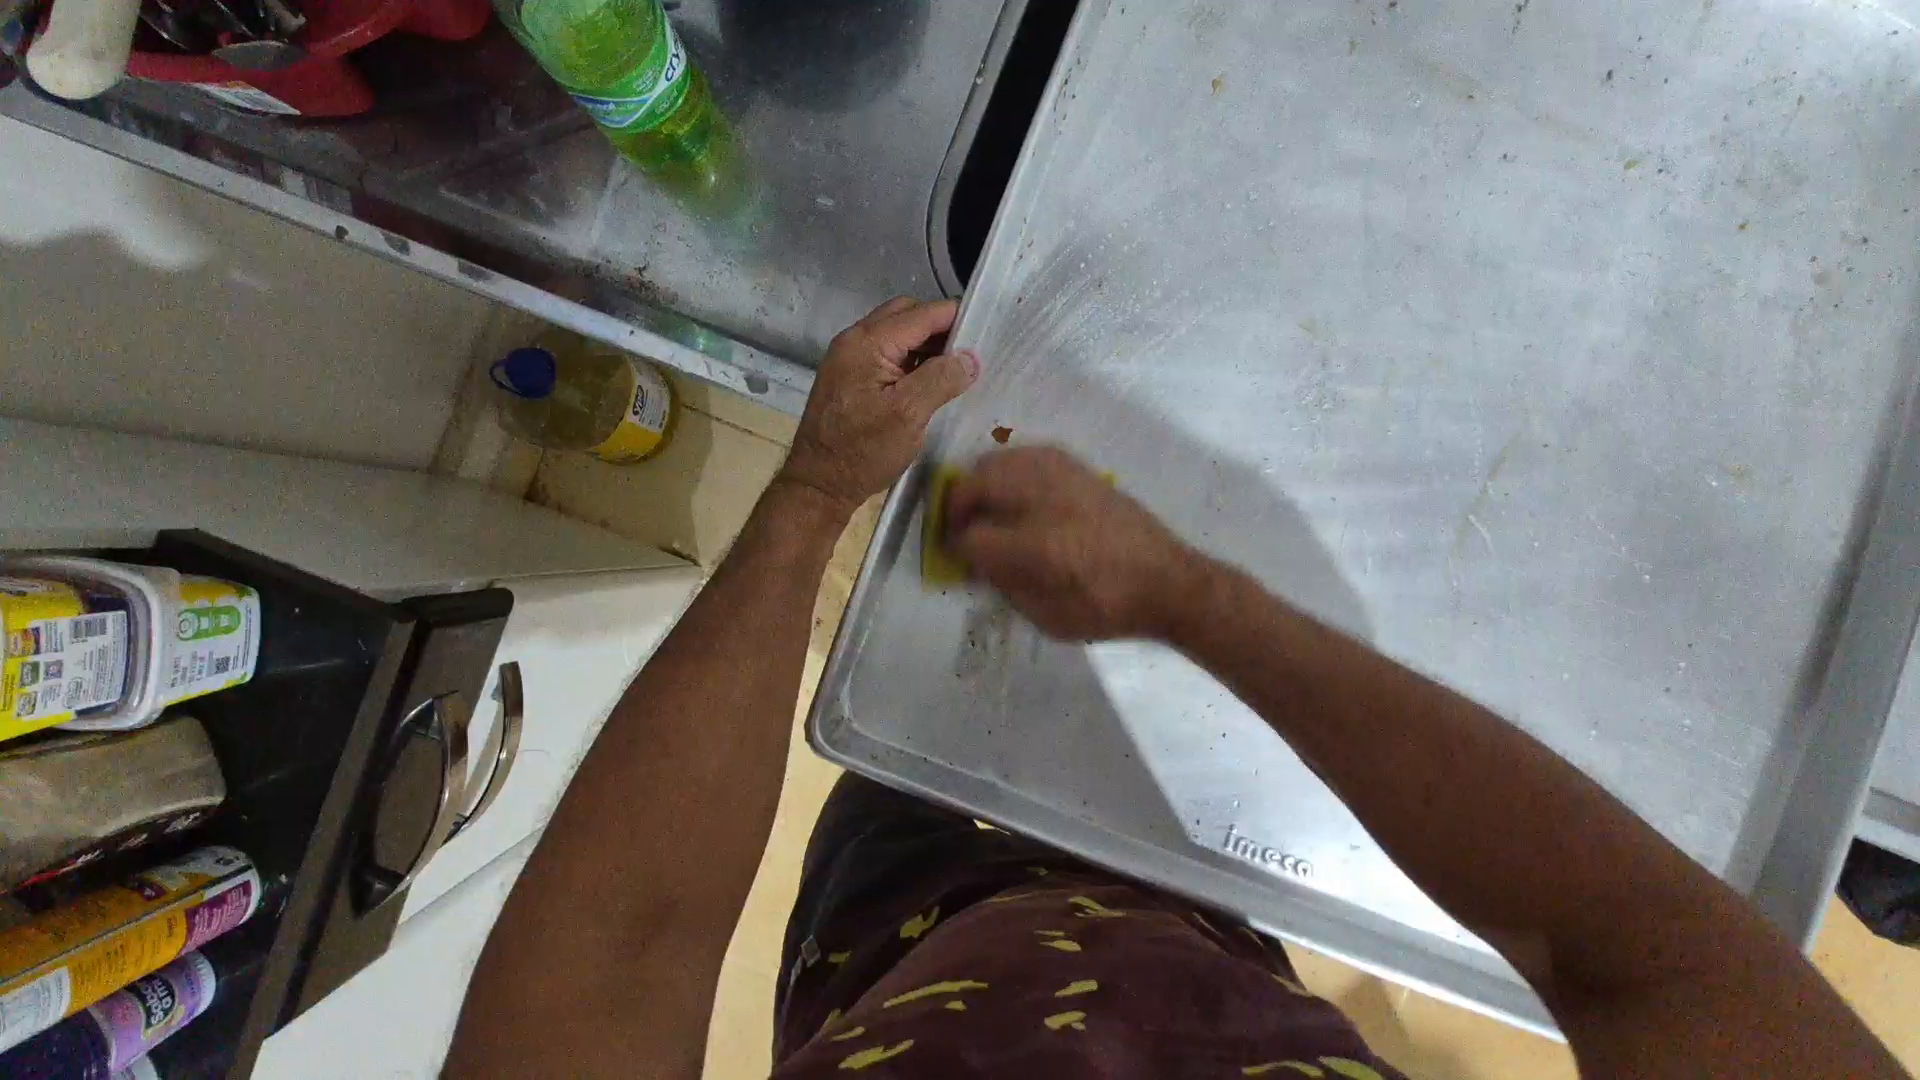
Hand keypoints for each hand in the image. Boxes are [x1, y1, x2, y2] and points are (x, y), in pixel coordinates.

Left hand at [778, 297, 978, 512]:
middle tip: (968, 353)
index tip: (986, 329)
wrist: (819, 485)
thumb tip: (970, 357)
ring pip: (896, 335)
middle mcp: (854, 342)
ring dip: (925, 346)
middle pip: (905, 315)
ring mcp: (849, 360)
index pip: (920, 313)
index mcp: (866, 343)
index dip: (954, 318)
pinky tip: (929, 382)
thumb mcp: (908, 415)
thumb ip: (940, 379)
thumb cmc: (862, 452)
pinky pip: (887, 356)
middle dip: (939, 328)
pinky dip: (911, 361)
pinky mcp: (850, 379)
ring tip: (953, 369)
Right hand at [945, 447, 1199, 640]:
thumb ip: (1004, 586)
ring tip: (985, 509)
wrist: (1167, 581)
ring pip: (998, 461)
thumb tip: (976, 562)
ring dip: (982, 484)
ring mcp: (1062, 476)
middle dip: (960, 507)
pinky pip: (1028, 455)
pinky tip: (1017, 495)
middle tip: (961, 528)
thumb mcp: (1047, 617)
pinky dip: (1011, 470)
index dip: (954, 548)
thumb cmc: (1106, 608)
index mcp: (1034, 547)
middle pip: (976, 483)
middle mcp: (1044, 499)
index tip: (953, 556)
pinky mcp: (1079, 467)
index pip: (969, 536)